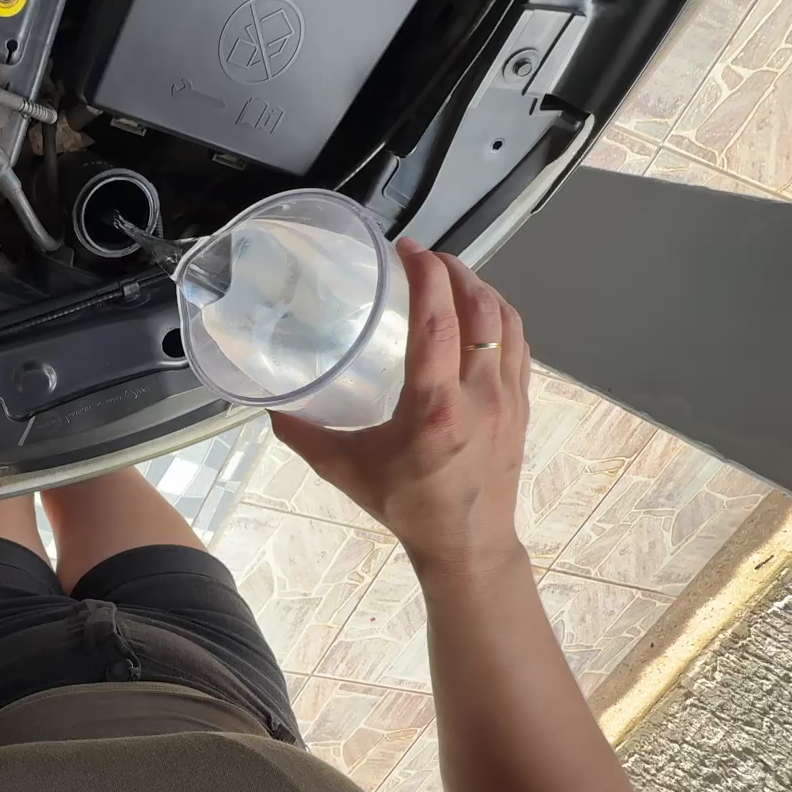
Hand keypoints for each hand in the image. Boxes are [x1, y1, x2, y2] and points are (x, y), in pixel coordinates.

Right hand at [272, 238, 529, 573]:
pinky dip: (499, 315)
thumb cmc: (404, 504)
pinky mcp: (522, 404)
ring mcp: (509, 397)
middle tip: (422, 255)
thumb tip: (269, 406)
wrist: (467, 541)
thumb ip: (301, 436)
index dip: (425, 277)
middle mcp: (479, 394)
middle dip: (454, 271)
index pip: (438, 323)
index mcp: (434, 406)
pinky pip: (518, 344)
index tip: (407, 250)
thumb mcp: (343, 470)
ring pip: (506, 322)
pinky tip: (478, 311)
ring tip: (450, 274)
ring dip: (480, 288)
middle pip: (480, 310)